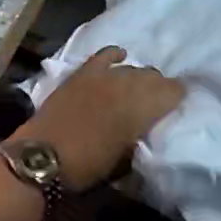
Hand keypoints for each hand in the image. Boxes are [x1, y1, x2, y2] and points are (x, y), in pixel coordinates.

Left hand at [14, 46, 184, 189]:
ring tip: (137, 90)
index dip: (178, 98)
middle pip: (154, 77)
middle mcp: (129, 85)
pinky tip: (120, 58)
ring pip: (133, 68)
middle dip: (159, 89)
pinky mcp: (83, 72)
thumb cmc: (89, 165)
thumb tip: (148, 130)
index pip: (174, 91)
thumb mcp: (126, 160)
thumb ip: (142, 139)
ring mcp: (105, 75)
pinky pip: (105, 55)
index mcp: (144, 108)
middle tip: (156, 104)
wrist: (43, 156)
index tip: (177, 108)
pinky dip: (115, 56)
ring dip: (138, 78)